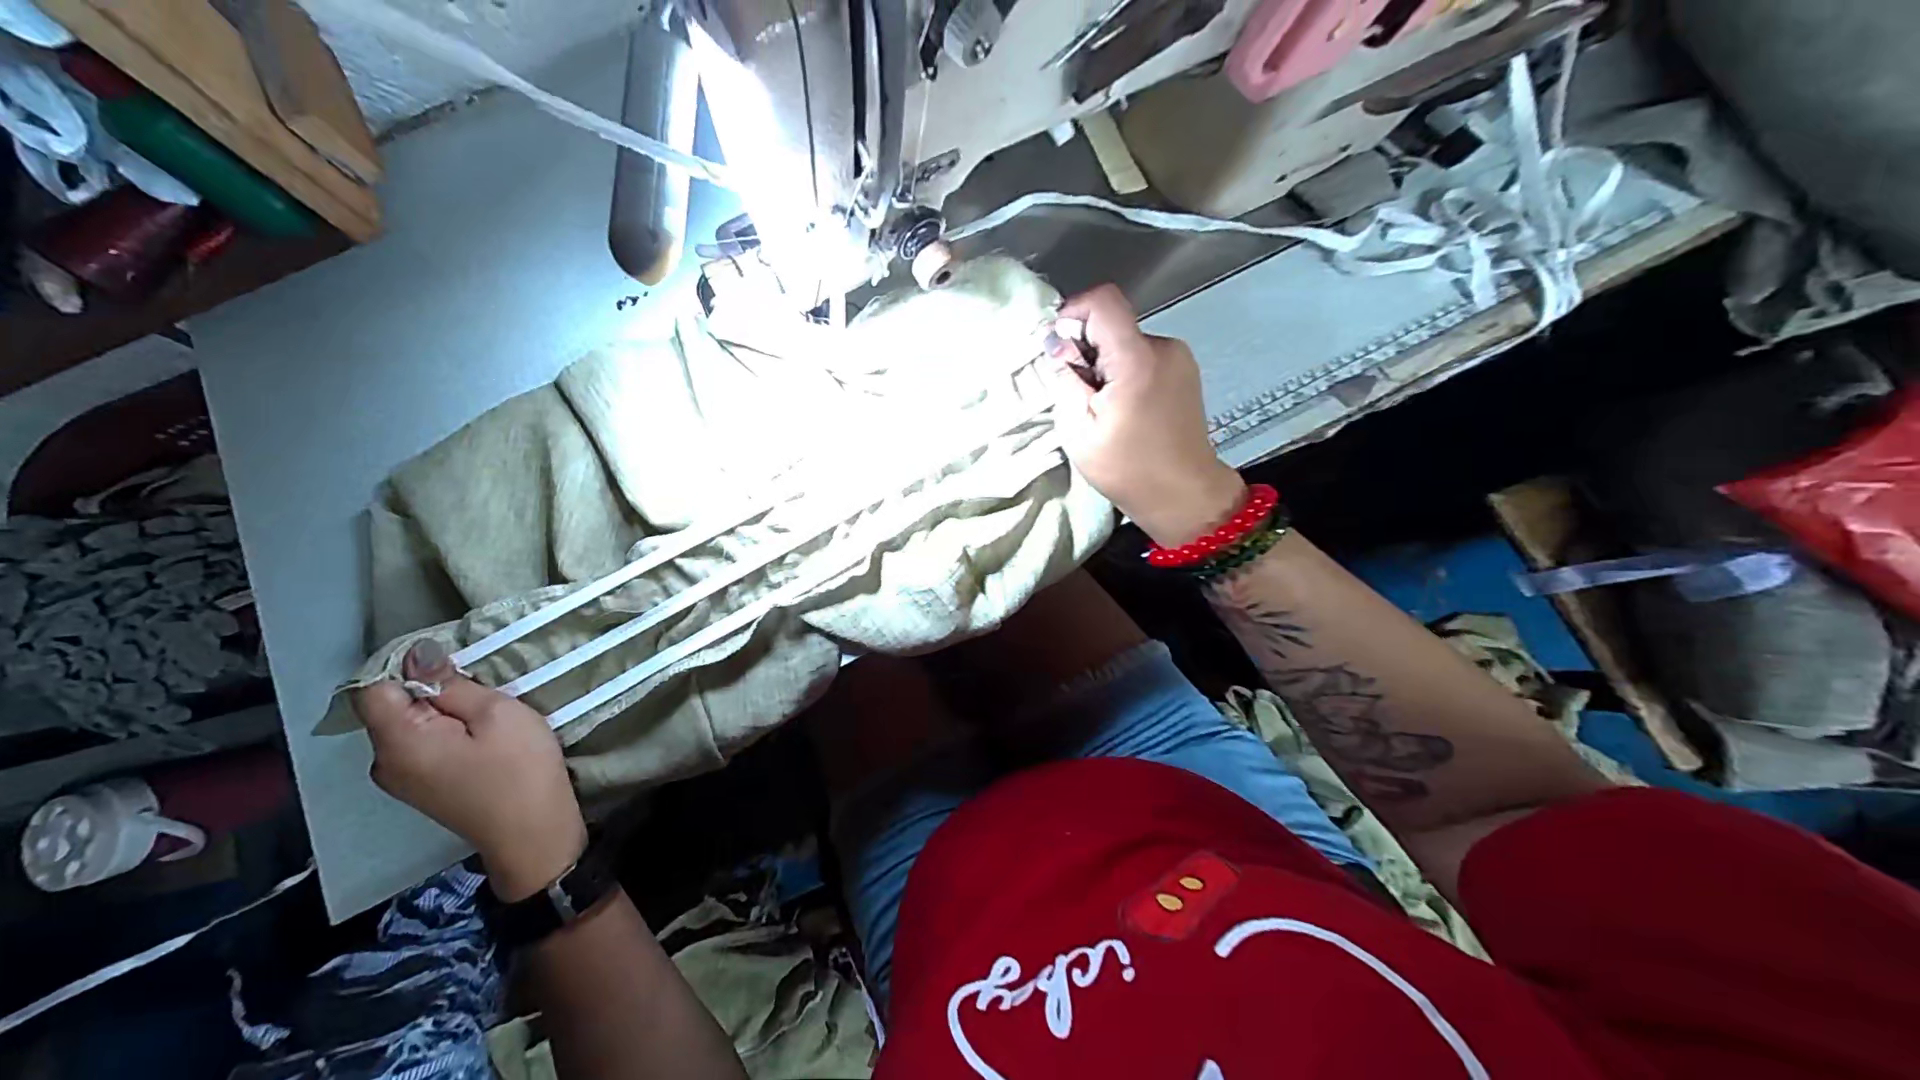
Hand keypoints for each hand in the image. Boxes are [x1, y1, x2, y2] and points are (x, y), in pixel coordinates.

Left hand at [354, 640, 587, 901]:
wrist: (534, 833)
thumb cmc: (519, 768)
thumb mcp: (495, 714)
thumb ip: (452, 684)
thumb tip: (417, 654)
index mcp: (396, 742)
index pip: (374, 687)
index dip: (407, 666)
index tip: (454, 662)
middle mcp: (383, 762)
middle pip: (391, 707)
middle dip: (429, 689)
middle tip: (482, 689)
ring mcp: (400, 780)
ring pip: (409, 726)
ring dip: (441, 711)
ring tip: (486, 713)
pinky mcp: (422, 789)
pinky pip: (421, 745)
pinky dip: (445, 732)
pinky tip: (480, 737)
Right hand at [1042, 284, 1247, 546]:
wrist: (1185, 495)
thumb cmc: (1129, 470)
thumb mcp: (1079, 432)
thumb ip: (1065, 381)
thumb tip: (1057, 348)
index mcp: (1137, 361)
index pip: (1103, 301)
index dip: (1072, 312)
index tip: (1058, 346)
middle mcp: (1164, 348)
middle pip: (1112, 324)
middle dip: (1086, 350)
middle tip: (1078, 393)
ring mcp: (1178, 357)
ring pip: (1125, 341)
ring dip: (1104, 364)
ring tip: (1102, 408)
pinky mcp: (1184, 369)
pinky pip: (1141, 356)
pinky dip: (1123, 372)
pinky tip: (1123, 408)